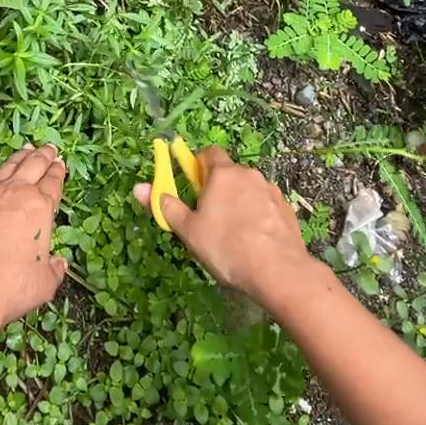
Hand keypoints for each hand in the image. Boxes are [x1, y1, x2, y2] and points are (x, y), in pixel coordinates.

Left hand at [0, 144, 68, 334]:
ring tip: (24, 150)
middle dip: (42, 156)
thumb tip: (59, 264)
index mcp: (40, 207)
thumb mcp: (44, 282)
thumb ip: (53, 269)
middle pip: (32, 166)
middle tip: (48, 148)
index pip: (52, 182)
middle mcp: (15, 194)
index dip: (57, 171)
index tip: (60, 163)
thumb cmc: (13, 285)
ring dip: (17, 158)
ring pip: (6, 169)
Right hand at [133, 146, 320, 308]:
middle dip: (219, 188)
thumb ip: (166, 207)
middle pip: (229, 172)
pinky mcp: (287, 209)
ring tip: (234, 233)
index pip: (209, 153)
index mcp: (223, 173)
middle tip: (210, 216)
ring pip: (248, 190)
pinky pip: (266, 206)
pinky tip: (255, 241)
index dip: (198, 166)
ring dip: (240, 202)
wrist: (278, 271)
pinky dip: (258, 216)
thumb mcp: (189, 230)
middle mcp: (248, 174)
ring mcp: (270, 191)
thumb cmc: (226, 247)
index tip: (194, 186)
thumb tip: (139, 188)